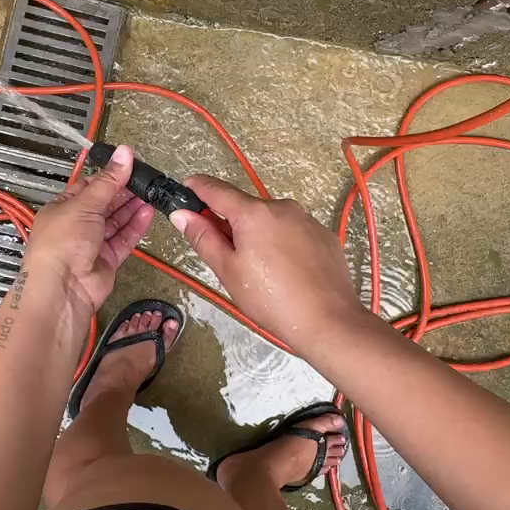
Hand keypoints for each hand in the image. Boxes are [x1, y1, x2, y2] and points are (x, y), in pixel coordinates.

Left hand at [20, 145, 154, 318]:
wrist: (63, 288)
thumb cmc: (59, 245)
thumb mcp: (85, 204)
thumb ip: (109, 181)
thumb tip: (124, 154)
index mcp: (63, 208)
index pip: (89, 186)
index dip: (109, 176)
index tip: (129, 165)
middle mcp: (76, 226)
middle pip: (105, 204)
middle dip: (124, 192)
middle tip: (145, 180)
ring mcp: (91, 244)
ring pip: (116, 222)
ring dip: (133, 209)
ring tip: (151, 195)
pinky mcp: (106, 260)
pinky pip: (123, 240)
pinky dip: (135, 227)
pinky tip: (147, 214)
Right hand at [170, 175, 373, 349]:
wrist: (328, 321)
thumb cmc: (271, 299)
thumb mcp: (228, 271)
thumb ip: (203, 238)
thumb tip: (181, 214)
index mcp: (253, 213)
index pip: (216, 189)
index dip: (196, 188)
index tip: (184, 191)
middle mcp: (282, 207)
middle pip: (244, 207)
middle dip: (229, 223)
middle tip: (225, 256)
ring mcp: (306, 219)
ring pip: (269, 220)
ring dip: (257, 234)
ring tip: (259, 270)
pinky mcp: (323, 235)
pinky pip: (292, 231)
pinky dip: (281, 243)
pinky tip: (284, 271)